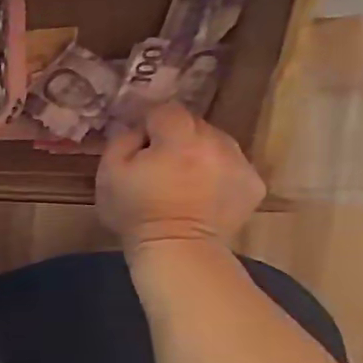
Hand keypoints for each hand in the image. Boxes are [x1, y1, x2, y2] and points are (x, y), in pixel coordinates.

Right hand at [96, 103, 265, 250]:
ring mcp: (240, 163)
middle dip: (177, 138)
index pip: (165, 110)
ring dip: (201, 153)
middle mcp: (216, 142)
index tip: (141, 147)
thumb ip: (122, 140)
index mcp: (178, 138)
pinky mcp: (253, 184)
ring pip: (217, 142)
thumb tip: (137, 129)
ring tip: (186, 181)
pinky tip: (205, 195)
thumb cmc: (136, 215)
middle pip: (194, 123)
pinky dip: (220, 174)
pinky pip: (234, 166)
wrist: (178, 253)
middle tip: (162, 166)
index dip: (149, 125)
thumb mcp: (109, 174)